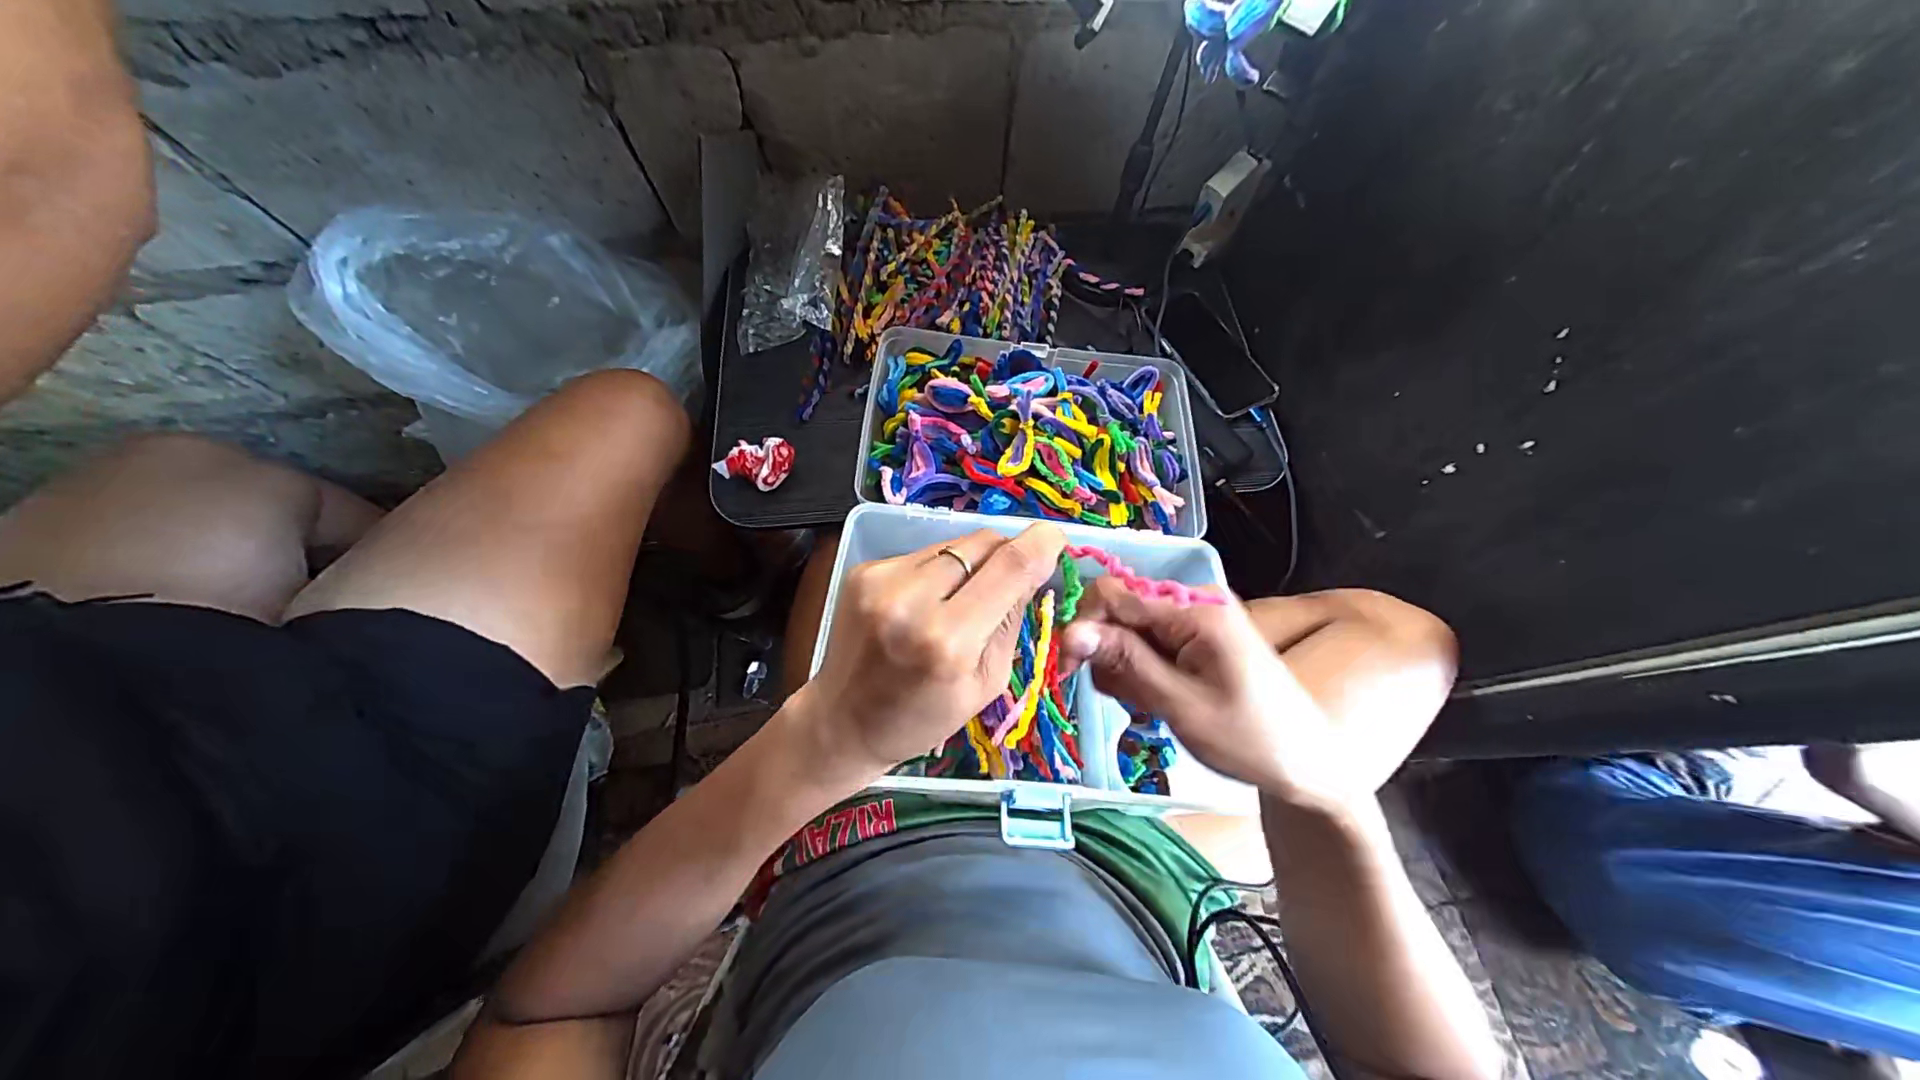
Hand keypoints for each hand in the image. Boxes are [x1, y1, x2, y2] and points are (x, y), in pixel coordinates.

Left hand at [796, 524, 1066, 781]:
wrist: (841, 721)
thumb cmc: (921, 718)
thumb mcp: (986, 682)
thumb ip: (1011, 620)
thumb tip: (1035, 569)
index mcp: (948, 641)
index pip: (1009, 567)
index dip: (1041, 545)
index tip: (1057, 539)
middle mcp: (910, 600)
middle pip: (981, 543)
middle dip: (1005, 554)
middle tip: (1009, 578)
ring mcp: (880, 580)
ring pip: (952, 545)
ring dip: (969, 563)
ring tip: (959, 600)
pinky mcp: (863, 571)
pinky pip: (921, 555)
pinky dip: (936, 572)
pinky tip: (926, 602)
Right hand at [1061, 577, 1366, 812]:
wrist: (1304, 762)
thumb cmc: (1247, 738)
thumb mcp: (1179, 703)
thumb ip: (1125, 662)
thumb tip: (1071, 631)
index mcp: (1195, 610)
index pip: (1113, 596)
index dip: (1084, 629)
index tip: (1070, 672)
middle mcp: (1194, 602)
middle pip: (1118, 611)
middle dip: (1109, 654)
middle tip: (1128, 698)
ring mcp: (1196, 618)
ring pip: (1128, 630)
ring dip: (1125, 667)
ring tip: (1150, 703)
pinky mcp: (1196, 636)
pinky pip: (1148, 642)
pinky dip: (1141, 671)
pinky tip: (1158, 697)